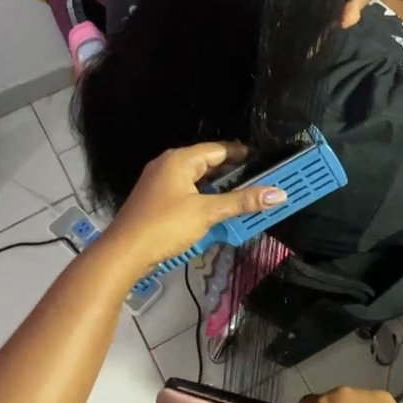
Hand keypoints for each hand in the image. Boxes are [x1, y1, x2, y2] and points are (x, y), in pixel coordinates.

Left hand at [99, 142, 285, 273]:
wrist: (123, 253)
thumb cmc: (165, 225)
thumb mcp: (207, 212)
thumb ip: (242, 202)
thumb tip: (279, 193)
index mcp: (180, 159)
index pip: (218, 150)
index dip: (242, 154)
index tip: (264, 162)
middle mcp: (168, 165)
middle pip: (208, 164)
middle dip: (233, 174)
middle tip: (259, 182)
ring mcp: (160, 183)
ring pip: (197, 180)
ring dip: (219, 189)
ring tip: (244, 198)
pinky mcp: (156, 201)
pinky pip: (187, 193)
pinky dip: (204, 199)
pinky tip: (217, 212)